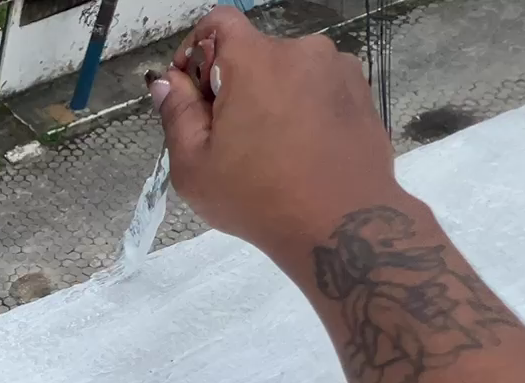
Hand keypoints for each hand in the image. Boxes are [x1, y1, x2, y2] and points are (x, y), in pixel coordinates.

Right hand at [147, 7, 405, 272]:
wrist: (337, 218)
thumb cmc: (253, 195)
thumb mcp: (192, 165)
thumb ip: (177, 114)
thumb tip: (166, 81)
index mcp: (255, 62)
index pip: (218, 23)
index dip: (193, 51)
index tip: (188, 94)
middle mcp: (301, 51)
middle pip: (250, 56)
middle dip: (228, 89)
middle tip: (219, 144)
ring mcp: (336, 68)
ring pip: (282, 75)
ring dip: (262, 102)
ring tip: (258, 154)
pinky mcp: (357, 90)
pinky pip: (312, 90)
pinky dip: (293, 112)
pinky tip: (290, 153)